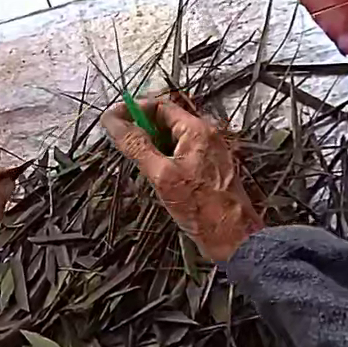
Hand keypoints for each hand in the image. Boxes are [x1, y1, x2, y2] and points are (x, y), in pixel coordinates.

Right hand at [104, 98, 263, 261]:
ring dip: (150, 146)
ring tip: (138, 164)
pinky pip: (179, 154)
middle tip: (121, 143)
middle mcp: (205, 136)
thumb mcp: (162, 175)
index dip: (133, 109)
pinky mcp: (207, 169)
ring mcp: (208, 152)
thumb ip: (136, 146)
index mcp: (197, 130)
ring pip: (171, 139)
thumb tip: (115, 122)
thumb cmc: (205, 210)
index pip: (159, 106)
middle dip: (140, 129)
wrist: (234, 240)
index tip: (113, 120)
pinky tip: (155, 176)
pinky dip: (163, 159)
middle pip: (164, 121)